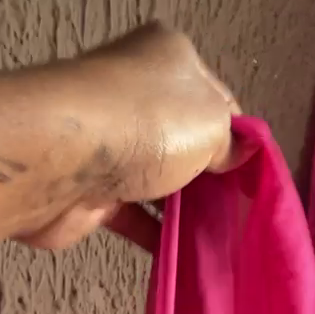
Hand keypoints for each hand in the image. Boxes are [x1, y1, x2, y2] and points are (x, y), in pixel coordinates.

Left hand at [16, 23, 242, 250]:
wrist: (62, 159)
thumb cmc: (147, 124)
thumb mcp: (211, 121)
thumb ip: (231, 141)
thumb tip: (240, 154)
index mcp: (168, 58)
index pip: (217, 98)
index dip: (238, 137)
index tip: (252, 176)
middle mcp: (135, 95)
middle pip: (186, 140)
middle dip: (209, 177)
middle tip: (237, 212)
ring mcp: (110, 144)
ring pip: (159, 180)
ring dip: (184, 209)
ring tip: (217, 240)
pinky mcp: (91, 189)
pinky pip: (133, 216)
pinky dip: (156, 234)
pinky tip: (183, 255)